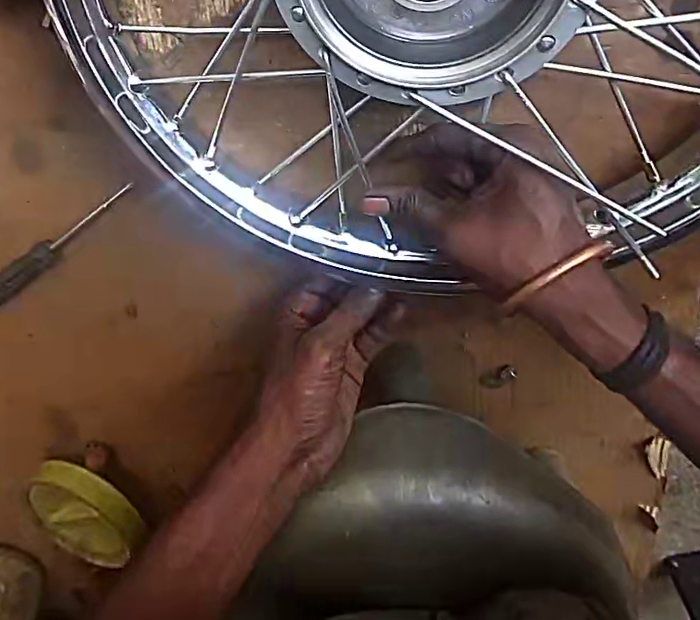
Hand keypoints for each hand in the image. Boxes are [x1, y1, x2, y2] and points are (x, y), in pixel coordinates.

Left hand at [252, 281, 402, 487]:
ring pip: (363, 314)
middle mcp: (315, 322)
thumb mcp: (320, 348)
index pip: (327, 276)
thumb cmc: (291, 397)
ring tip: (408, 284)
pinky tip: (402, 313)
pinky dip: (387, 325)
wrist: (292, 451)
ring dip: (383, 302)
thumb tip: (374, 287)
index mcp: (296, 310)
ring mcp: (335, 343)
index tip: (378, 250)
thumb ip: (348, 315)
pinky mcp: (352, 364)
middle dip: (372, 282)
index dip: (351, 264)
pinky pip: (372, 337)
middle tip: (401, 264)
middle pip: (348, 293)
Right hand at [359, 123, 591, 296]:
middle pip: (459, 151)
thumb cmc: (518, 257)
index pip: (445, 134)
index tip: (385, 164)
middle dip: (433, 178)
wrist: (567, 293)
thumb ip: (410, 206)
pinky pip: (489, 182)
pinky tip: (462, 221)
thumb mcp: (454, 228)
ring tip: (443, 218)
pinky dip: (469, 198)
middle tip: (410, 200)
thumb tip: (372, 198)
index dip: (409, 151)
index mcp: (510, 144)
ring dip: (450, 191)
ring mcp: (531, 166)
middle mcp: (524, 147)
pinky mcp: (532, 188)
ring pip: (473, 169)